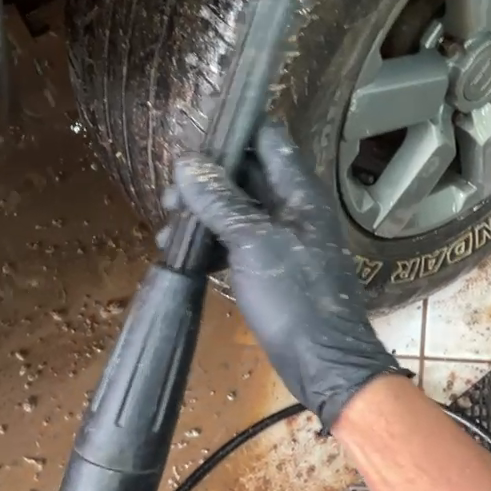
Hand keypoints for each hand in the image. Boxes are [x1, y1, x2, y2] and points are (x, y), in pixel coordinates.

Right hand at [172, 122, 399, 428]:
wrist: (323, 360)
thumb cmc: (295, 297)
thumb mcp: (253, 243)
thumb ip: (221, 200)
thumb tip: (186, 160)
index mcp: (300, 192)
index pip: (268, 138)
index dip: (232, 129)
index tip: (188, 133)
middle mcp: (293, 208)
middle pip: (246, 174)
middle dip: (204, 177)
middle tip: (167, 195)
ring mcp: (282, 239)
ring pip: (236, 209)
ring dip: (202, 213)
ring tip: (166, 229)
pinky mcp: (270, 267)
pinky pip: (236, 241)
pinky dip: (211, 243)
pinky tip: (183, 254)